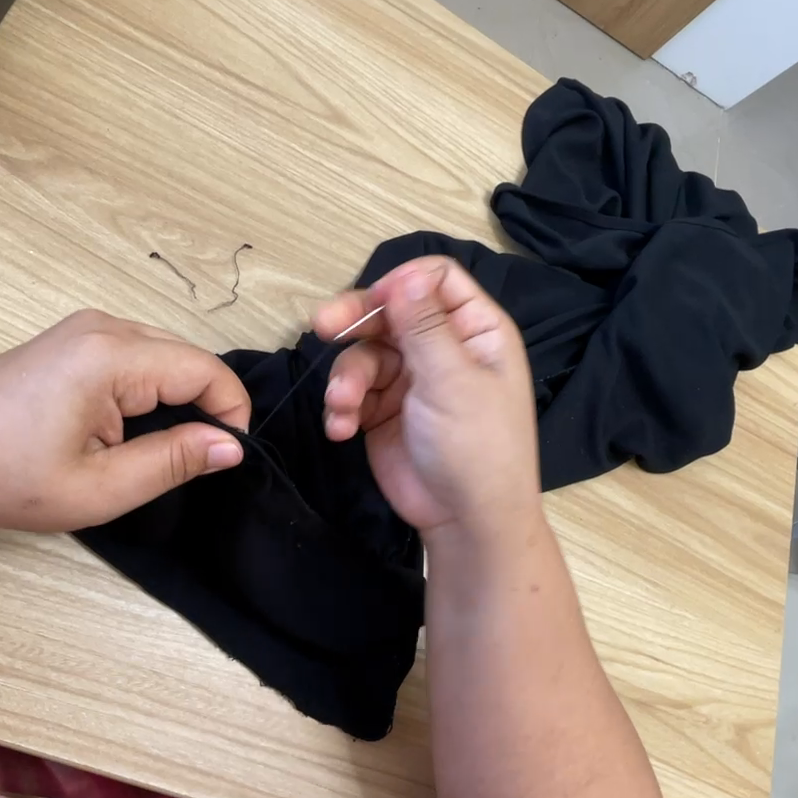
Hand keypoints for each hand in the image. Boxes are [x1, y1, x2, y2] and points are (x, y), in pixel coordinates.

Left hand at [0, 310, 248, 530]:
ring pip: (166, 355)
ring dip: (178, 399)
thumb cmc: (4, 477)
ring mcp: (87, 328)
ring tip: (155, 447)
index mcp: (111, 357)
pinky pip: (140, 355)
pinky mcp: (76, 339)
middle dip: (205, 406)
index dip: (230, 412)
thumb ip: (172, 462)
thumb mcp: (100, 487)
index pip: (205, 370)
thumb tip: (231, 446)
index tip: (223, 457)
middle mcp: (104, 327)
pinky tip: (129, 427)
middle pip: (189, 358)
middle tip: (190, 460)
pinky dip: (152, 389)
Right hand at [314, 256, 541, 542]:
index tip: (374, 303)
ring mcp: (410, 380)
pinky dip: (343, 408)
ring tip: (344, 407)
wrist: (465, 520)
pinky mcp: (383, 412)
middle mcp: (441, 348)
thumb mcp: (452, 380)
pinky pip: (353, 393)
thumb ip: (423, 326)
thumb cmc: (476, 446)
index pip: (435, 281)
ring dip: (347, 379)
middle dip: (355, 322)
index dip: (402, 284)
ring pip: (363, 355)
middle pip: (389, 313)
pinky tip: (342, 429)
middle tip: (321, 326)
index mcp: (474, 330)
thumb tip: (403, 277)